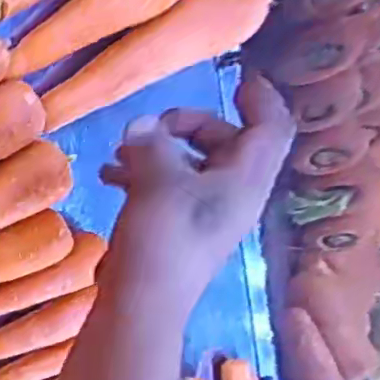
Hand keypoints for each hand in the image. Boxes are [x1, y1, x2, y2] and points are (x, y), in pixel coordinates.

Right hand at [100, 71, 294, 300]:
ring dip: (158, 152)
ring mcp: (203, 214)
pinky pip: (167, 189)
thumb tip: (140, 125)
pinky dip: (143, 176)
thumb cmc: (162, 238)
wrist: (144, 301)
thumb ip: (150, 147)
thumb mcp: (156, 183)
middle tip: (148, 127)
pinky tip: (110, 178)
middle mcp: (232, 193)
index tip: (238, 77)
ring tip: (118, 153)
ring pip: (190, 167)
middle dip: (187, 127)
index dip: (260, 98)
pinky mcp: (176, 230)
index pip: (270, 127)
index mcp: (245, 179)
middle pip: (225, 143)